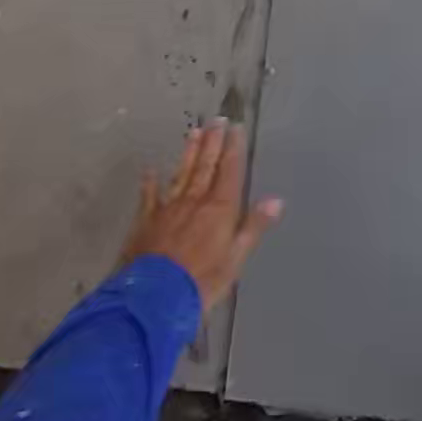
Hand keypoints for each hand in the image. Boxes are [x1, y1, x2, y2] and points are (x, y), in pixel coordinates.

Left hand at [117, 118, 282, 310]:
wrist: (150, 300)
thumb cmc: (201, 281)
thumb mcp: (236, 258)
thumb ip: (254, 226)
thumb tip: (276, 200)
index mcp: (220, 208)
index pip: (230, 170)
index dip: (234, 148)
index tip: (236, 127)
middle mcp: (195, 201)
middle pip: (206, 165)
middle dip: (213, 142)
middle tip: (216, 119)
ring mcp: (168, 209)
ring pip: (182, 173)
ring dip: (189, 152)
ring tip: (194, 132)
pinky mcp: (145, 222)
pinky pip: (149, 197)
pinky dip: (150, 183)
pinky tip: (151, 170)